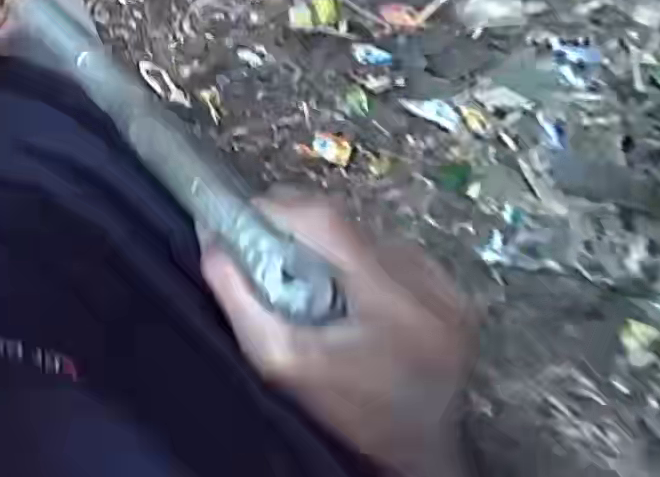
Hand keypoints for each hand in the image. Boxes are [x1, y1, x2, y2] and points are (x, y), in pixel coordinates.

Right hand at [202, 197, 475, 476]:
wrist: (413, 456)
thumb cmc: (343, 411)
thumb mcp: (275, 357)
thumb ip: (235, 292)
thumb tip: (209, 234)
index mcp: (393, 304)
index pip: (326, 220)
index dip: (278, 207)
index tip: (244, 216)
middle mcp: (428, 287)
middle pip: (344, 219)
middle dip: (295, 220)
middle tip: (266, 242)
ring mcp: (445, 289)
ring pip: (362, 228)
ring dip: (323, 236)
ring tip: (302, 266)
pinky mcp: (450, 293)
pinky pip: (385, 247)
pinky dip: (352, 251)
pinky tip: (341, 281)